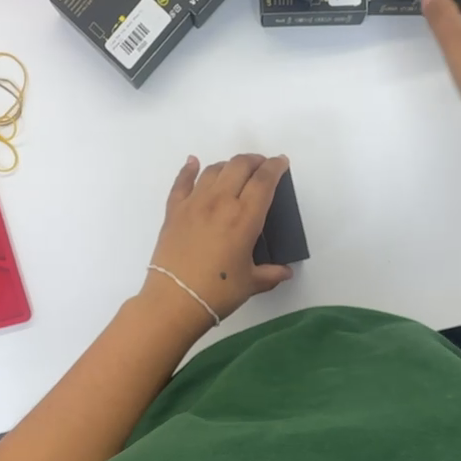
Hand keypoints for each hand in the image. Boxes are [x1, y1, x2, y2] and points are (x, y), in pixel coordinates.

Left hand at [141, 154, 293, 327]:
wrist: (175, 299)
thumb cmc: (218, 292)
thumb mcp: (251, 283)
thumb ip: (271, 274)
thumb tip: (285, 272)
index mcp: (244, 218)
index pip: (264, 181)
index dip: (275, 167)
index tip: (281, 163)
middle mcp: (220, 202)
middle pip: (239, 166)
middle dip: (254, 161)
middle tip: (262, 167)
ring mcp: (194, 203)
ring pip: (214, 170)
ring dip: (228, 165)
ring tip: (235, 171)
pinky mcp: (174, 210)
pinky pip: (182, 181)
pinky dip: (189, 169)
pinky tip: (193, 163)